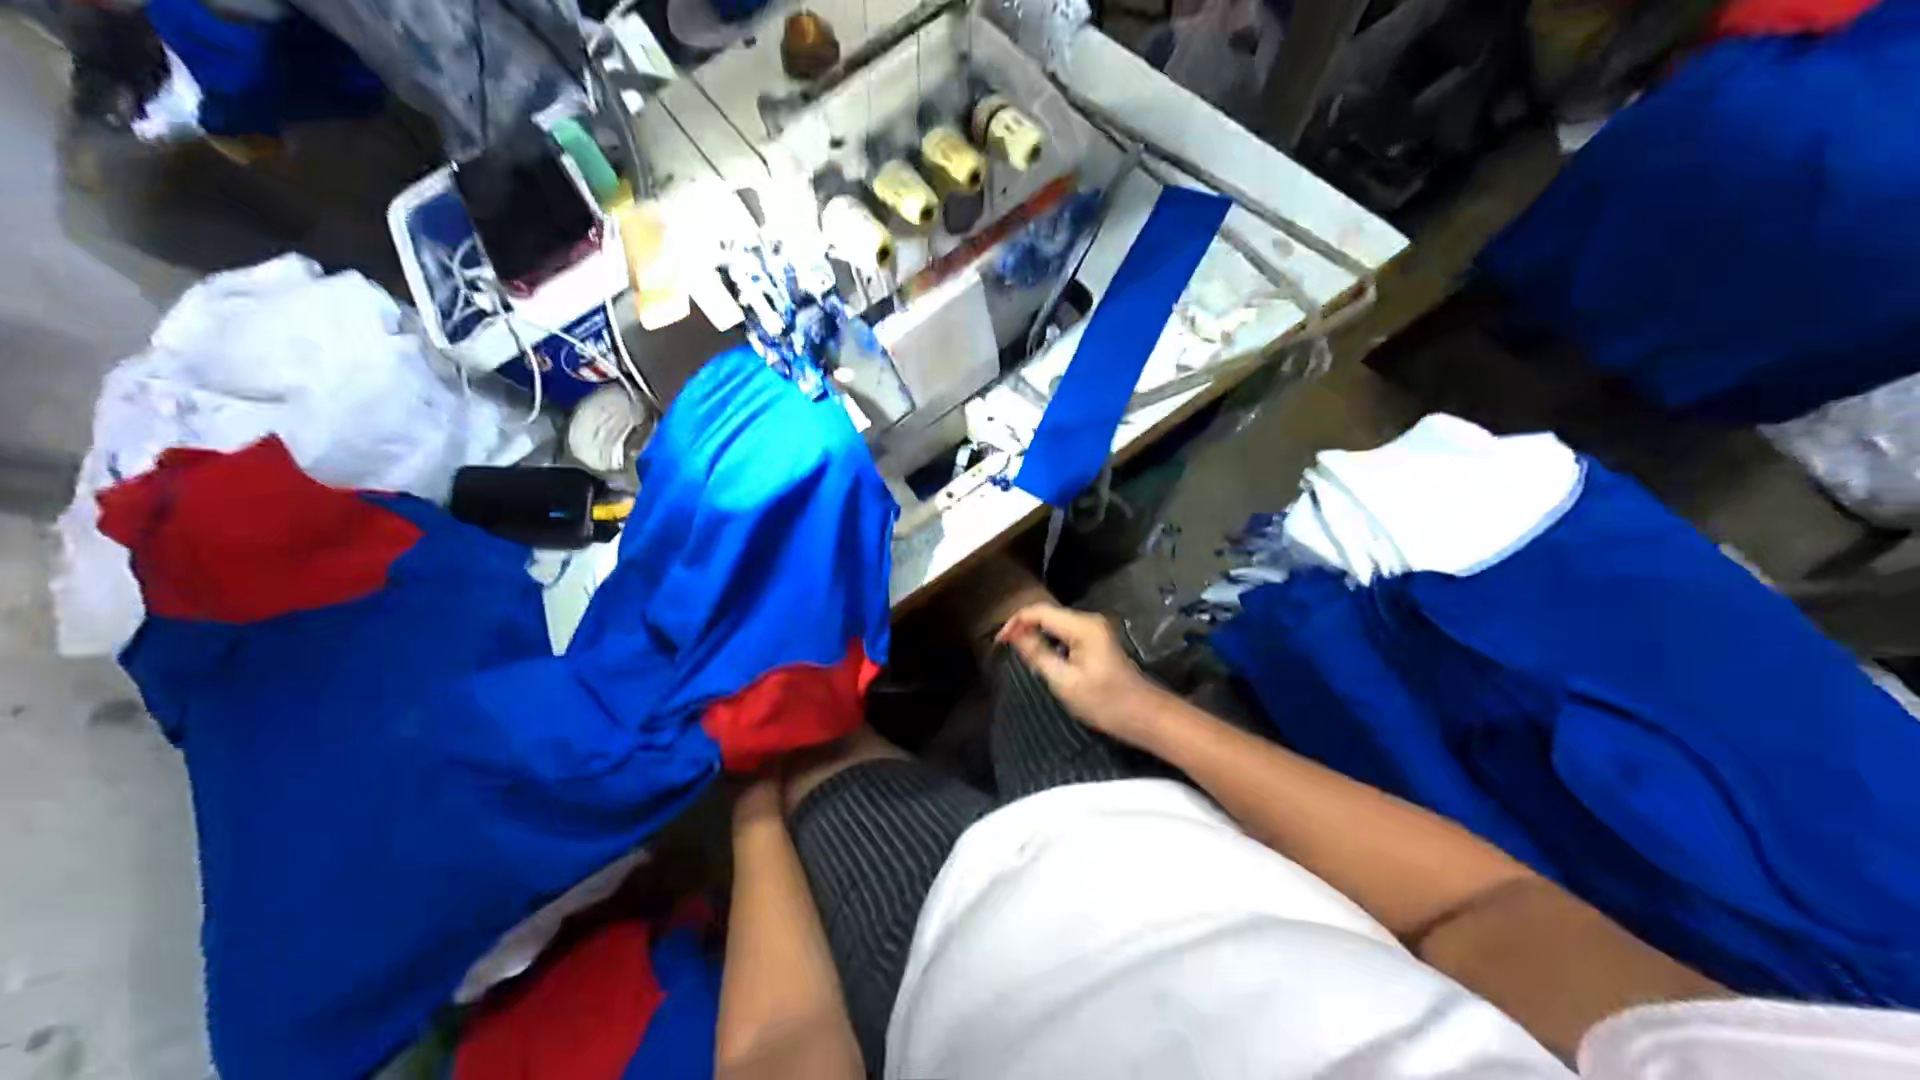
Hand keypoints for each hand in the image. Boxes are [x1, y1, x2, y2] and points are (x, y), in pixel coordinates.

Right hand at [995, 603, 1171, 746]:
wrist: (1144, 715)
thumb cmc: (1105, 702)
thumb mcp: (1064, 681)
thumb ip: (1037, 653)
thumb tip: (1014, 634)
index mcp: (1082, 626)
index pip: (1039, 611)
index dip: (1015, 622)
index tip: (999, 642)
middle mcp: (1089, 620)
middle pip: (1047, 613)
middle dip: (1023, 626)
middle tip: (1004, 646)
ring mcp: (1095, 628)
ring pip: (1055, 621)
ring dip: (1035, 632)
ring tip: (1017, 649)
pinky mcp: (1097, 639)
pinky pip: (1065, 631)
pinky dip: (1049, 638)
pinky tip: (1040, 653)